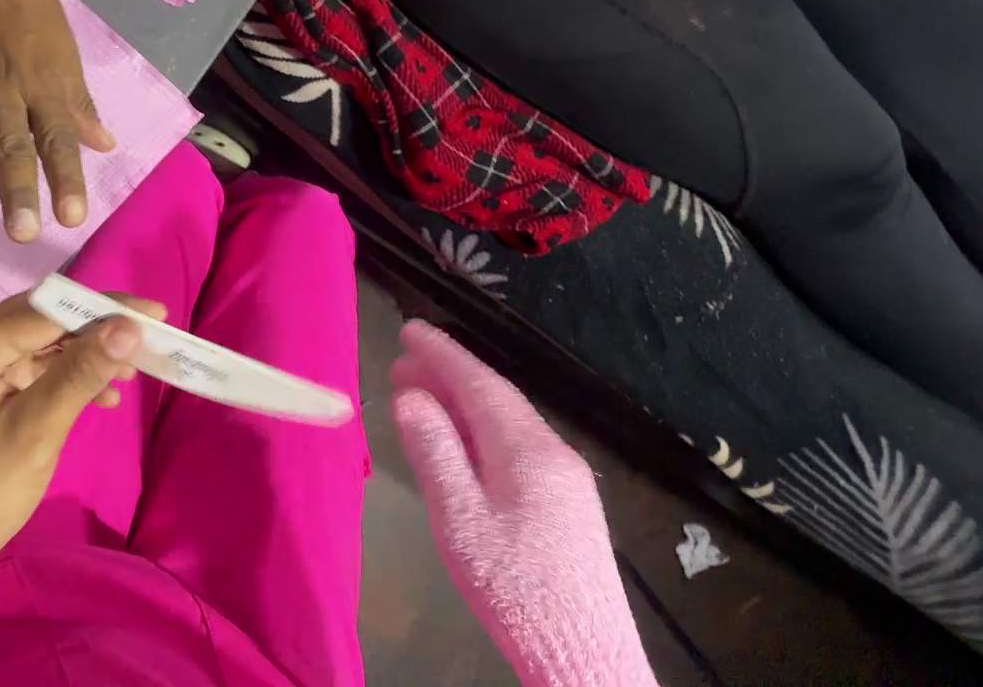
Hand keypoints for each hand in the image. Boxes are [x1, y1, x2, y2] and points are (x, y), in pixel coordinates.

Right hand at [0, 0, 115, 242]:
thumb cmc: (37, 14)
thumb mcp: (66, 57)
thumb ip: (79, 104)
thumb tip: (103, 146)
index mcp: (43, 86)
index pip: (58, 139)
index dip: (66, 178)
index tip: (72, 219)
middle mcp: (6, 85)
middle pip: (12, 141)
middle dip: (18, 188)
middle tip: (22, 233)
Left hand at [0, 297, 148, 683]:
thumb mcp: (36, 431)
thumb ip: (80, 374)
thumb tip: (128, 326)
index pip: (47, 310)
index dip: (104, 309)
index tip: (155, 314)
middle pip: (44, 319)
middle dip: (97, 328)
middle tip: (149, 337)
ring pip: (42, 342)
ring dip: (86, 354)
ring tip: (132, 370)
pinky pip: (32, 367)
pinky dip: (67, 377)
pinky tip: (102, 396)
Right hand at [391, 321, 655, 686]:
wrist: (582, 656)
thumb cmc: (512, 585)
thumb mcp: (459, 518)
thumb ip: (434, 452)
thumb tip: (410, 396)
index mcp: (529, 451)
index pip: (480, 383)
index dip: (442, 353)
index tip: (409, 328)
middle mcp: (553, 453)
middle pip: (495, 399)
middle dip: (448, 375)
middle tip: (400, 363)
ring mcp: (564, 479)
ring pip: (506, 422)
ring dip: (461, 403)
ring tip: (419, 395)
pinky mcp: (565, 503)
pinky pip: (515, 445)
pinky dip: (478, 430)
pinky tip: (457, 441)